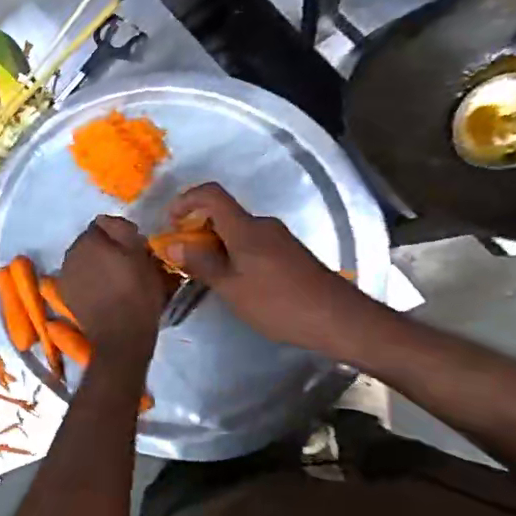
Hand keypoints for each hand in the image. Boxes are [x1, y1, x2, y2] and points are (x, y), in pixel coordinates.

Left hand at [57, 215, 172, 361]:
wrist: (120, 334)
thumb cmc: (137, 293)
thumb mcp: (141, 256)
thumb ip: (122, 230)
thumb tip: (106, 220)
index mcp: (89, 240)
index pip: (102, 224)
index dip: (119, 234)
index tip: (133, 248)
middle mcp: (71, 252)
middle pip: (90, 242)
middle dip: (104, 248)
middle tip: (124, 263)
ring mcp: (64, 273)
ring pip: (82, 259)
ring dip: (94, 263)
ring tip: (113, 279)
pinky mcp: (64, 292)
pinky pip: (78, 277)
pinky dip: (87, 279)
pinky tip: (101, 291)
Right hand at [165, 183, 380, 353]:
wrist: (343, 321)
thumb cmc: (280, 303)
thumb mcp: (231, 287)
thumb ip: (201, 264)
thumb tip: (174, 246)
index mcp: (245, 228)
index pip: (211, 194)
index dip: (186, 200)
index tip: (172, 223)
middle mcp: (263, 225)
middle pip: (223, 214)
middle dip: (198, 231)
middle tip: (185, 260)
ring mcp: (280, 239)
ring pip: (237, 232)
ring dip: (217, 246)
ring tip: (209, 277)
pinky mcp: (291, 255)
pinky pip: (253, 244)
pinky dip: (236, 255)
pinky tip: (238, 283)